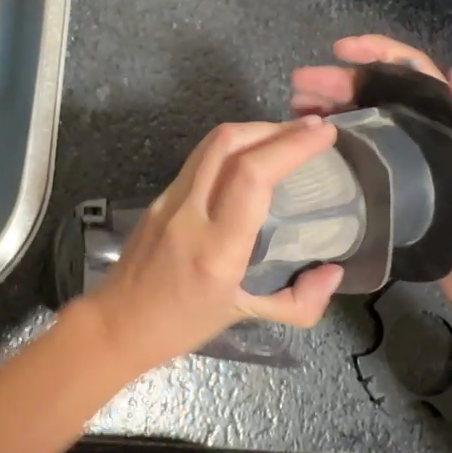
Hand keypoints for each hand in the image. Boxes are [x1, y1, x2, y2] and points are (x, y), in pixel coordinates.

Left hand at [81, 118, 346, 370]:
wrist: (118, 323)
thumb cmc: (183, 324)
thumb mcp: (246, 318)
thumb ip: (299, 302)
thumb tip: (333, 271)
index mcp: (216, 249)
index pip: (252, 177)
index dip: (291, 147)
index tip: (324, 135)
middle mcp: (189, 215)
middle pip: (228, 144)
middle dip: (276, 128)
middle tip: (312, 129)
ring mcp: (168, 201)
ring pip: (210, 144)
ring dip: (253, 131)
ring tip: (288, 135)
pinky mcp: (158, 197)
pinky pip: (199, 160)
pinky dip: (232, 147)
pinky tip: (253, 155)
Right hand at [291, 36, 451, 340]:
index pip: (420, 76)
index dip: (380, 54)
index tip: (339, 50)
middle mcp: (437, 142)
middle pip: (383, 99)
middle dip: (339, 84)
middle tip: (297, 88)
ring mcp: (415, 173)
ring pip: (367, 130)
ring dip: (331, 115)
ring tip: (292, 115)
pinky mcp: (399, 205)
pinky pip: (362, 170)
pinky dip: (334, 156)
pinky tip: (308, 158)